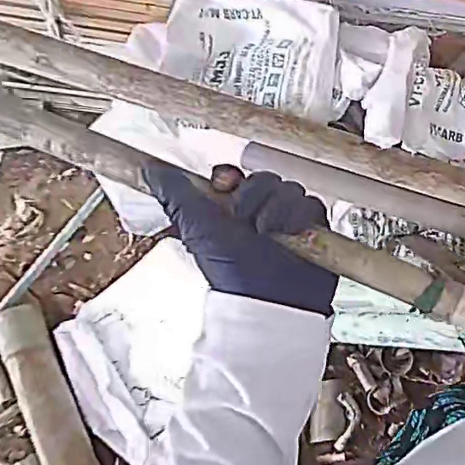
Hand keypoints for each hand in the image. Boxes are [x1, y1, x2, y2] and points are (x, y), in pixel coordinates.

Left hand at [144, 161, 337, 315]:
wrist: (269, 296)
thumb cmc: (230, 268)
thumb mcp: (196, 227)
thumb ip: (176, 195)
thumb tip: (151, 169)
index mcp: (230, 210)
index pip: (235, 176)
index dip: (230, 177)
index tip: (224, 185)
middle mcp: (260, 212)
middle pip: (264, 179)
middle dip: (255, 197)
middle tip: (247, 224)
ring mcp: (288, 219)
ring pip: (289, 190)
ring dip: (278, 210)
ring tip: (270, 234)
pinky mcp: (313, 226)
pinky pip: (312, 204)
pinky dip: (300, 217)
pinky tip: (291, 234)